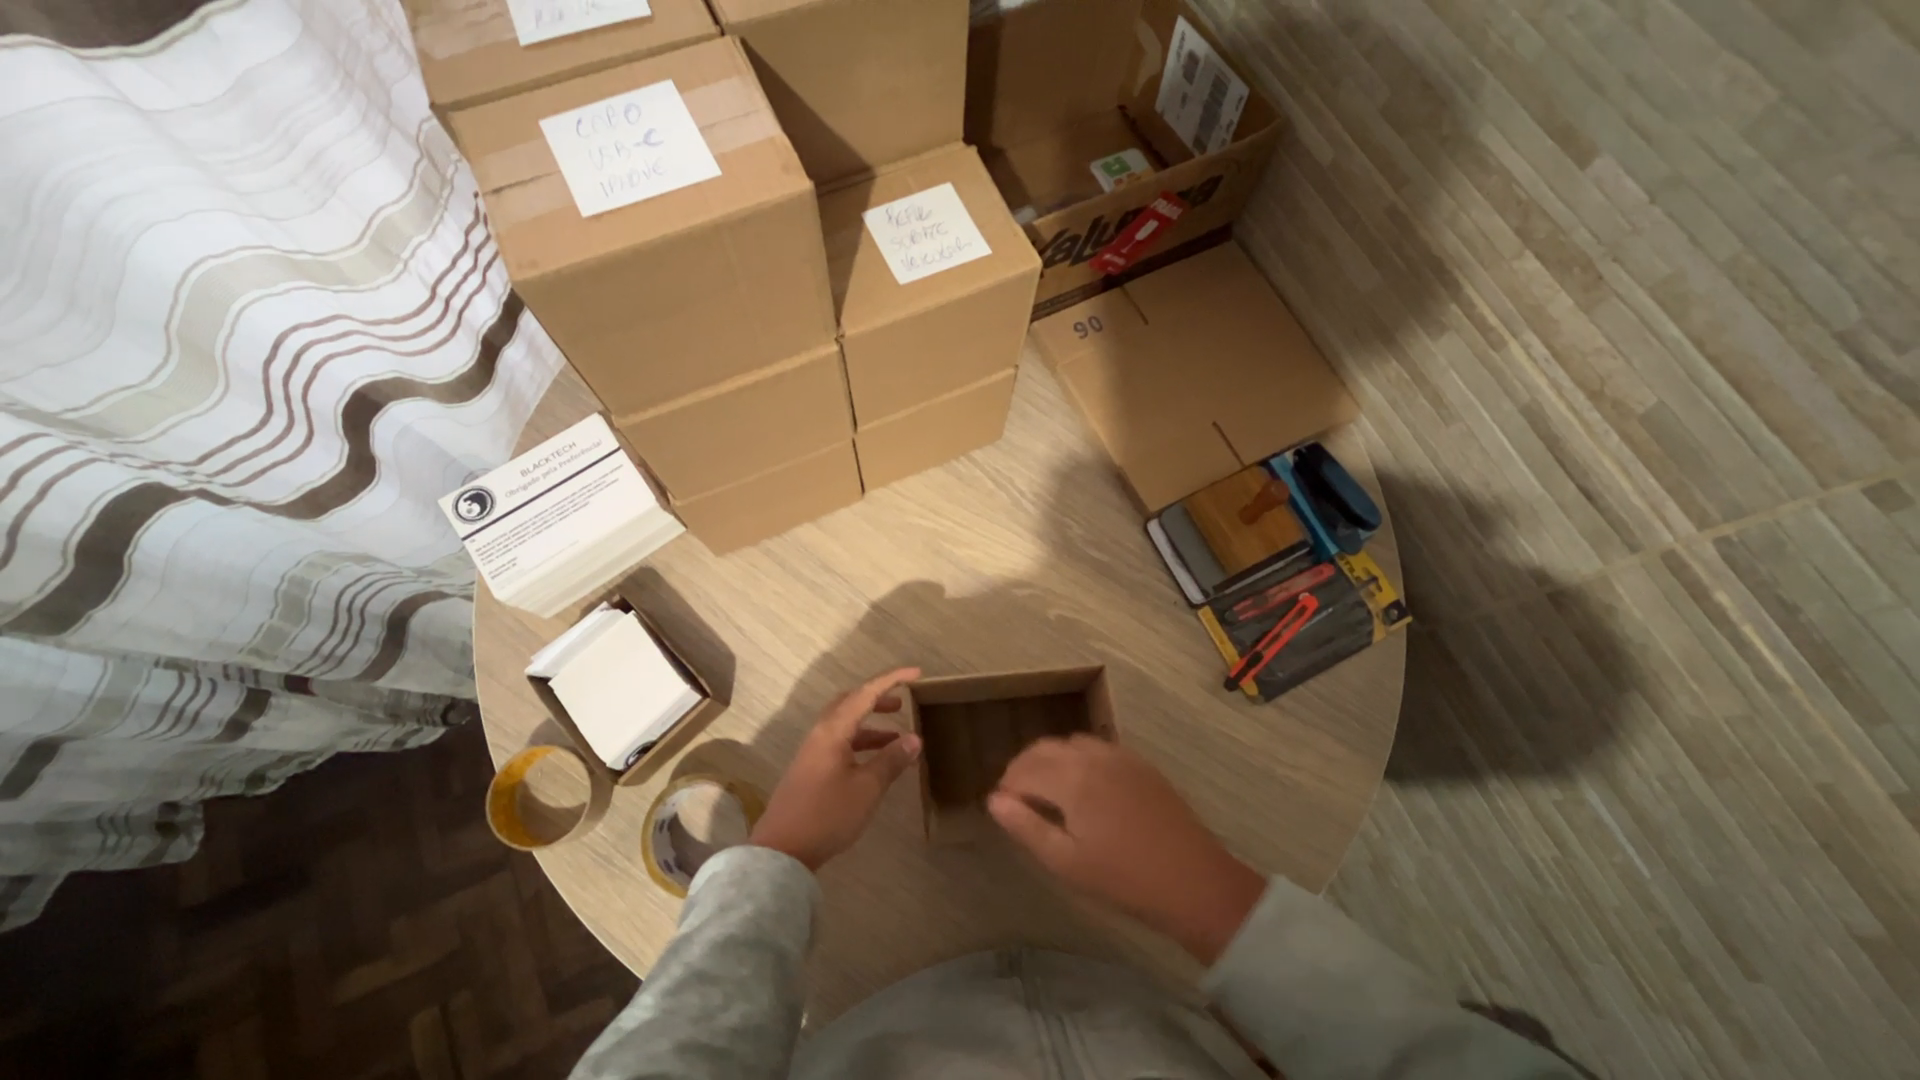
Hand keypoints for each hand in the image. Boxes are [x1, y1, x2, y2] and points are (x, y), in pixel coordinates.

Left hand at [749, 668, 923, 870]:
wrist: (782, 850)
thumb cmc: (827, 814)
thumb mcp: (867, 788)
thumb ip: (891, 761)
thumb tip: (914, 739)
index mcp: (834, 730)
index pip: (866, 693)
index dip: (892, 680)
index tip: (916, 673)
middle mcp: (821, 734)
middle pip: (850, 703)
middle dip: (877, 699)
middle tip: (902, 703)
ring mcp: (813, 752)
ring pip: (845, 725)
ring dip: (871, 725)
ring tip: (898, 739)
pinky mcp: (810, 770)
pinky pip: (840, 743)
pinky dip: (861, 744)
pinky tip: (875, 763)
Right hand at [988, 735, 1267, 964]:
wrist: (1193, 880)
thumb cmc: (1122, 878)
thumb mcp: (1065, 861)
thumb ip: (1025, 827)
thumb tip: (994, 800)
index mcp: (1072, 778)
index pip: (1023, 769)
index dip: (1006, 787)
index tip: (1003, 810)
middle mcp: (1093, 756)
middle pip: (1044, 749)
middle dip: (1024, 769)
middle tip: (1018, 801)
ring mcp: (1121, 756)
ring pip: (1072, 744)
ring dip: (1052, 761)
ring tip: (1048, 795)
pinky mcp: (1141, 764)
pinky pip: (1098, 748)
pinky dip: (1079, 759)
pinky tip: (1084, 789)